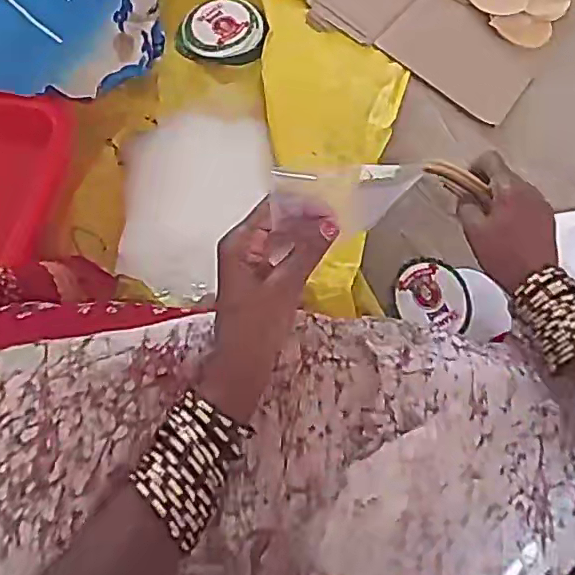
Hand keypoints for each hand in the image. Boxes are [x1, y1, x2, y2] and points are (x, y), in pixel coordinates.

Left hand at [198, 198, 336, 421]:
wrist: (240, 368)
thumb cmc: (256, 328)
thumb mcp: (285, 286)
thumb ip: (308, 251)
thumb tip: (331, 224)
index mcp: (238, 243)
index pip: (272, 209)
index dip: (301, 205)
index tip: (329, 207)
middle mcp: (240, 246)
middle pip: (275, 219)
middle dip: (305, 218)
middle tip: (336, 219)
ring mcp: (248, 261)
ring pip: (279, 235)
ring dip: (304, 232)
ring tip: (332, 231)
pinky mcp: (258, 275)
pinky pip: (280, 251)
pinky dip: (299, 247)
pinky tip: (318, 248)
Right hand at [455, 152, 558, 293]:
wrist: (536, 281)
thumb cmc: (503, 255)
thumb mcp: (474, 231)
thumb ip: (465, 206)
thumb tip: (465, 196)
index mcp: (509, 187)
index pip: (490, 159)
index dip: (474, 168)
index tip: (466, 186)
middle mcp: (529, 189)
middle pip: (504, 174)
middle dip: (487, 187)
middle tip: (475, 209)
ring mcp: (541, 202)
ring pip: (515, 189)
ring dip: (501, 198)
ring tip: (492, 223)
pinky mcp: (548, 216)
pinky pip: (527, 203)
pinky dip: (515, 209)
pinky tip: (508, 230)